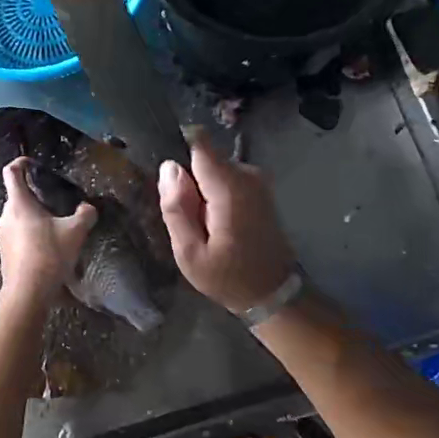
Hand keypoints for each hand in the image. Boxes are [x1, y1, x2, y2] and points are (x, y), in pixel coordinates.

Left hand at [0, 157, 96, 297]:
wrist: (28, 292)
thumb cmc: (48, 255)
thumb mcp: (75, 232)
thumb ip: (85, 214)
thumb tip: (88, 207)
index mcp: (19, 203)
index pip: (12, 172)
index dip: (21, 161)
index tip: (33, 162)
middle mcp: (6, 215)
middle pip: (17, 194)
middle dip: (35, 193)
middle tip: (56, 198)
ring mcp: (3, 233)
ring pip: (19, 215)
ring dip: (35, 215)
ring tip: (57, 223)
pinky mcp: (6, 250)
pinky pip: (18, 232)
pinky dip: (32, 231)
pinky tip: (49, 244)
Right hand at [158, 133, 301, 315]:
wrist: (273, 294)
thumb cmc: (228, 277)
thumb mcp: (190, 253)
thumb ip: (177, 208)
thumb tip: (168, 166)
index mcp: (230, 188)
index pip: (199, 143)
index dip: (177, 149)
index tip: (165, 175)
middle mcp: (246, 175)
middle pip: (203, 158)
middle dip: (185, 178)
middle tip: (180, 214)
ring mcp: (256, 180)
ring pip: (212, 168)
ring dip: (198, 188)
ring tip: (194, 221)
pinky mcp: (257, 188)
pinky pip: (224, 177)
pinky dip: (212, 193)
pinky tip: (209, 220)